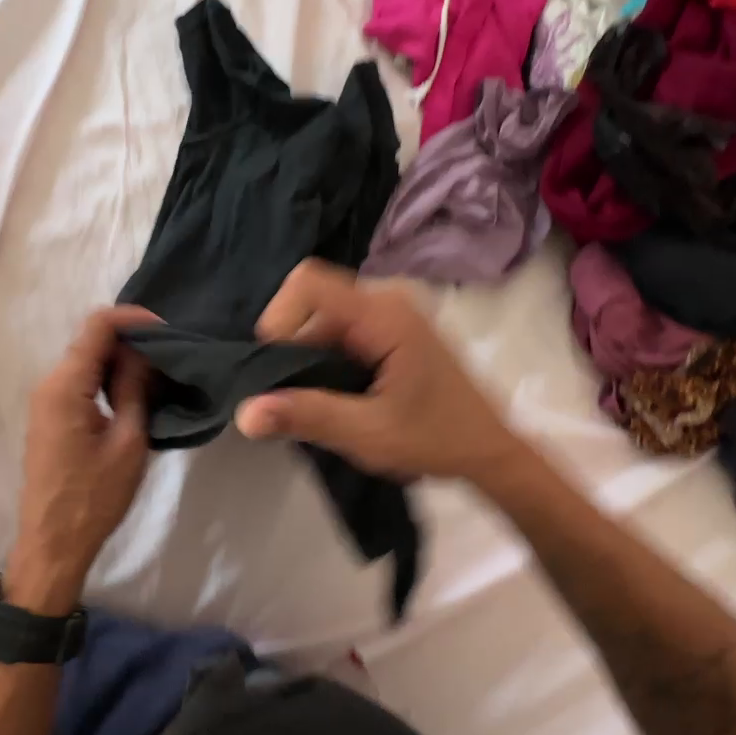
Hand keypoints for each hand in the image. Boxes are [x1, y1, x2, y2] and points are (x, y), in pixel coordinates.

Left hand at [7, 306, 157, 614]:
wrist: (53, 545)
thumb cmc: (94, 497)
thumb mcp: (128, 441)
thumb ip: (135, 388)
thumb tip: (144, 353)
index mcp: (65, 386)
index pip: (98, 325)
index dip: (134, 318)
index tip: (168, 332)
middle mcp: (49, 384)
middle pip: (91, 340)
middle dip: (131, 340)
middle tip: (170, 356)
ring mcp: (46, 401)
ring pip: (86, 360)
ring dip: (121, 360)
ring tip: (160, 374)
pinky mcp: (50, 417)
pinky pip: (81, 381)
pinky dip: (108, 378)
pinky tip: (135, 393)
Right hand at [234, 261, 529, 486]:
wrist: (491, 452)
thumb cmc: (438, 439)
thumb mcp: (368, 435)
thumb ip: (306, 416)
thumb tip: (244, 412)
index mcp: (384, 313)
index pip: (307, 282)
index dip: (281, 319)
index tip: (280, 369)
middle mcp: (387, 300)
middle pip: (312, 302)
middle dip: (295, 348)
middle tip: (304, 398)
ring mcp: (392, 312)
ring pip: (323, 318)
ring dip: (312, 358)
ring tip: (329, 402)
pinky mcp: (392, 328)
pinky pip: (341, 329)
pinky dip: (329, 359)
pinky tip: (344, 395)